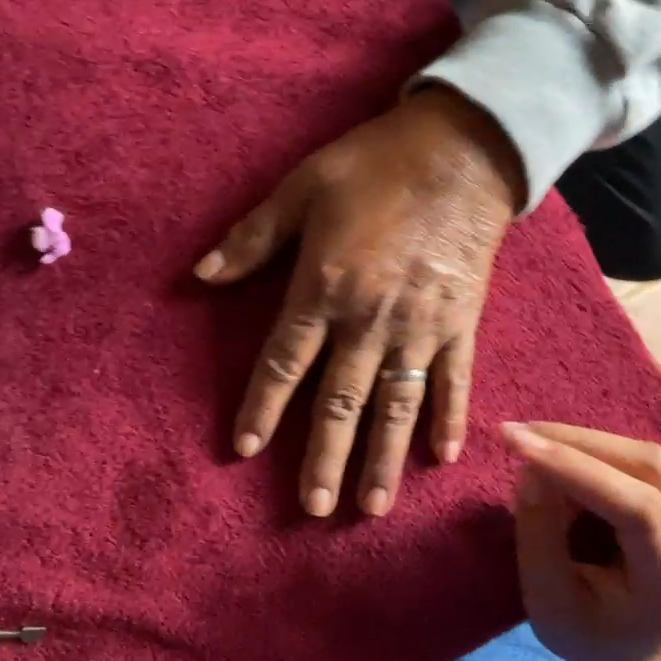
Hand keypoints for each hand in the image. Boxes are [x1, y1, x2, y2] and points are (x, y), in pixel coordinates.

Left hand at [195, 85, 523, 517]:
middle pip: (340, 402)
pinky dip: (448, 420)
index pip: (284, 363)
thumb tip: (199, 274)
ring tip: (369, 508)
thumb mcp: (300, 189)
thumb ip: (251, 238)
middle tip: (310, 509)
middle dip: (323, 458)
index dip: (261, 408)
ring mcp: (420, 329)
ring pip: (395, 408)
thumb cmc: (373, 166)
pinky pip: (453, 382)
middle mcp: (370, 322)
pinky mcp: (461, 325)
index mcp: (324, 289)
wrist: (461, 151)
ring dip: (381, 460)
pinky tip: (443, 459)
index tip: (242, 450)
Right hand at [500, 421, 660, 660]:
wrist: (634, 656)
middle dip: (576, 444)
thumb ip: (540, 535)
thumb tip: (532, 468)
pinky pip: (645, 468)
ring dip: (584, 447)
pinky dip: (598, 459)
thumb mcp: (546, 600)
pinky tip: (566, 470)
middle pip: (648, 469)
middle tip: (517, 434)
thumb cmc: (585, 637)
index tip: (517, 442)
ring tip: (534, 452)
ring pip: (647, 460)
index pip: (639, 510)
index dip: (577, 468)